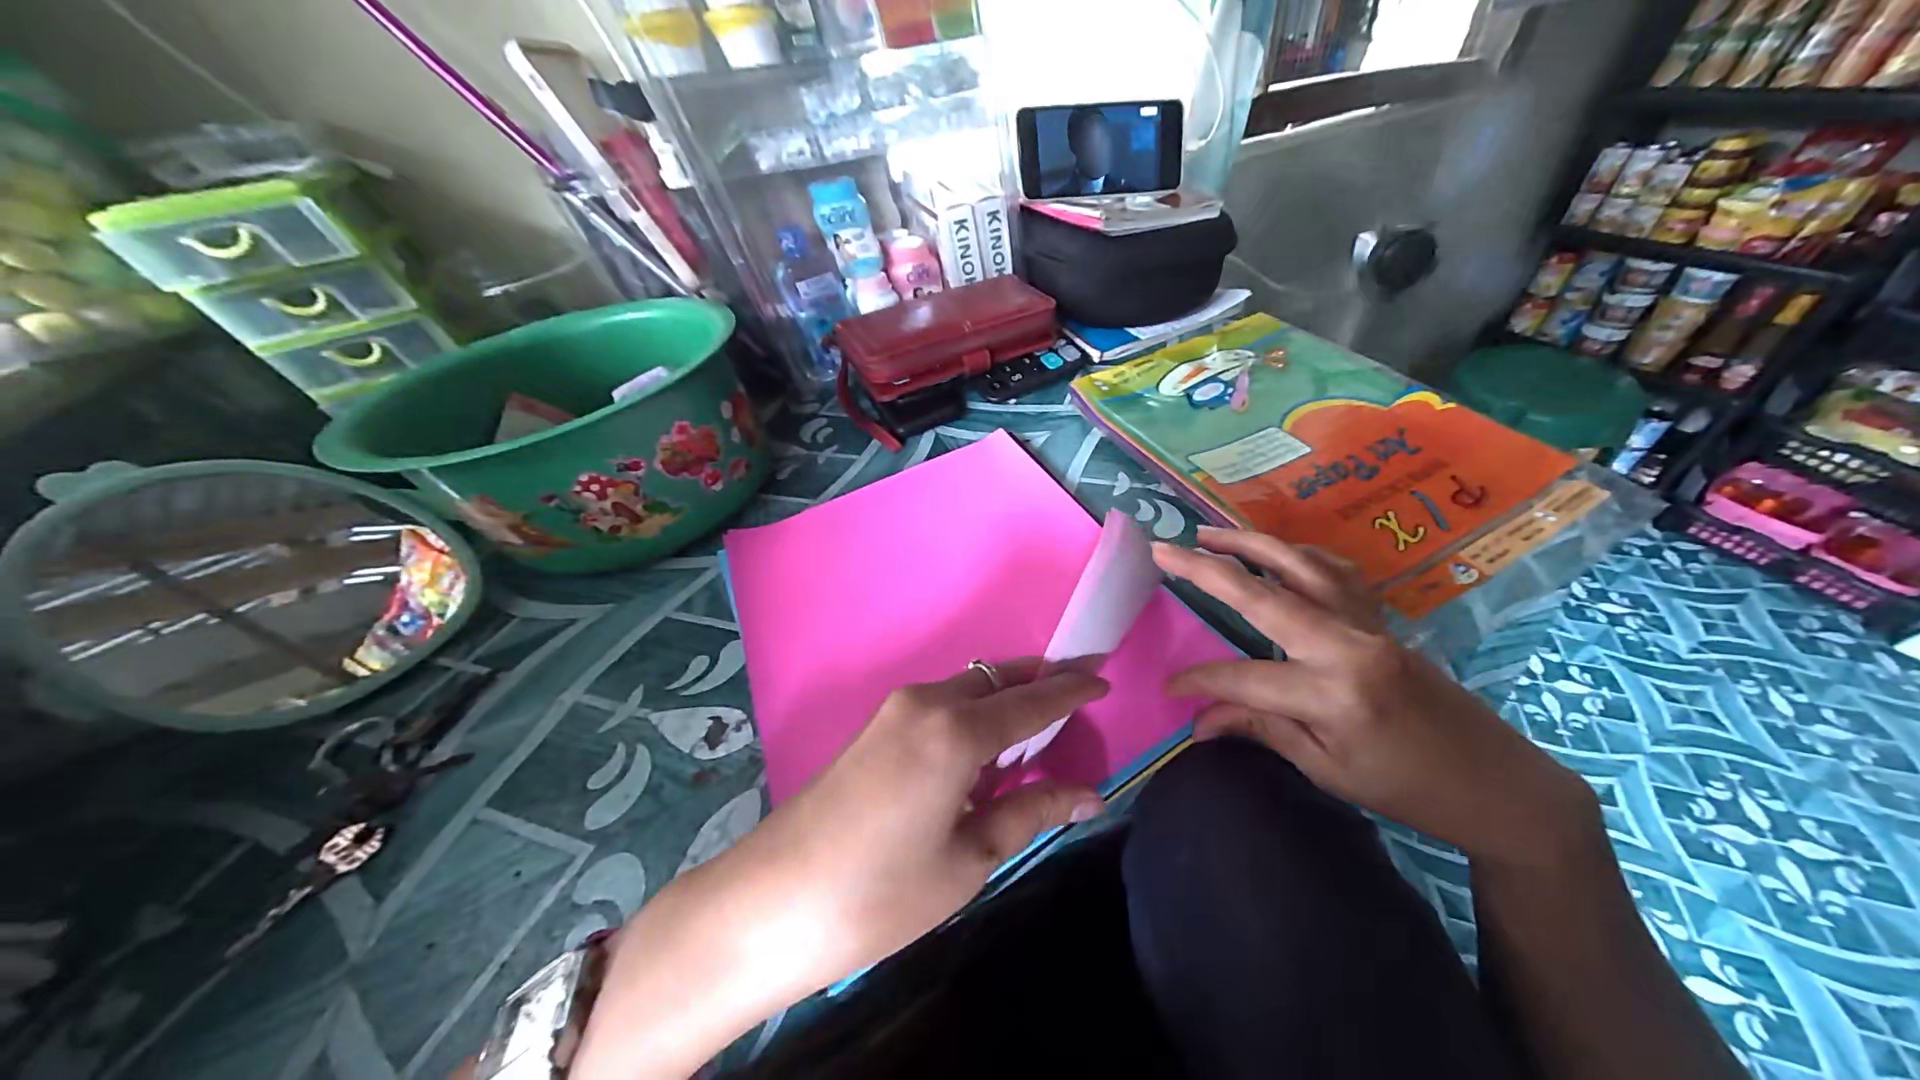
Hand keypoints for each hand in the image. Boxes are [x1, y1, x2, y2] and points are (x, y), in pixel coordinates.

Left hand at [724, 657, 1109, 988]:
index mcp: (956, 729)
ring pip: (967, 690)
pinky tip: (985, 754)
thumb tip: (1090, 794)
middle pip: (997, 680)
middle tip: (1078, 697)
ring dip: (1005, 701)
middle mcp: (925, 702)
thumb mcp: (968, 858)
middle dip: (1039, 684)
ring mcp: (894, 711)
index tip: (1103, 680)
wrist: (771, 902)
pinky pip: (941, 707)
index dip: (1072, 690)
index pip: (1032, 699)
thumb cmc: (881, 891)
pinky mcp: (875, 728)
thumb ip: (1031, 812)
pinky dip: (973, 716)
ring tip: (1039, 733)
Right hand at [1154, 526, 1597, 868]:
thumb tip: (1199, 721)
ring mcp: (1369, 624)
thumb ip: (1261, 729)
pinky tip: (1277, 554)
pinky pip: (1336, 573)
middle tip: (1163, 548)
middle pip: (1263, 595)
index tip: (1168, 687)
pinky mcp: (1383, 620)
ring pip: (1300, 566)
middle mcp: (1348, 645)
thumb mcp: (1326, 770)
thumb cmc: (1408, 789)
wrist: (1499, 785)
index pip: (1243, 678)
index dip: (1199, 683)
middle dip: (1206, 570)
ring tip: (1207, 533)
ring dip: (1249, 544)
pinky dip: (1300, 556)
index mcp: (1332, 693)